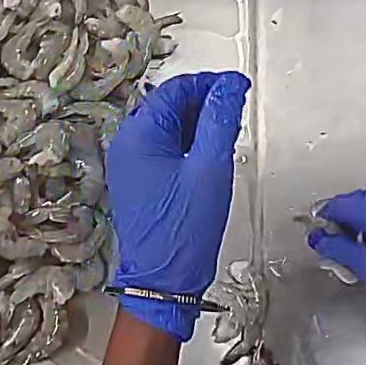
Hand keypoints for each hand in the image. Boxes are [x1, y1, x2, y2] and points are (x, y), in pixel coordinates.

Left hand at [105, 71, 250, 339]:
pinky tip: (208, 155)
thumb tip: (230, 84)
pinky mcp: (136, 180)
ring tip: (227, 134)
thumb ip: (221, 119)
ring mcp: (128, 163)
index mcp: (138, 134)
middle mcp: (126, 144)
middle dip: (204, 103)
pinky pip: (162, 148)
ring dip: (196, 124)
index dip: (209, 84)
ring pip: (166, 127)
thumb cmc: (184, 228)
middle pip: (168, 106)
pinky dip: (186, 144)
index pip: (175, 90)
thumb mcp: (211, 168)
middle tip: (237, 111)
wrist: (163, 280)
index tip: (239, 88)